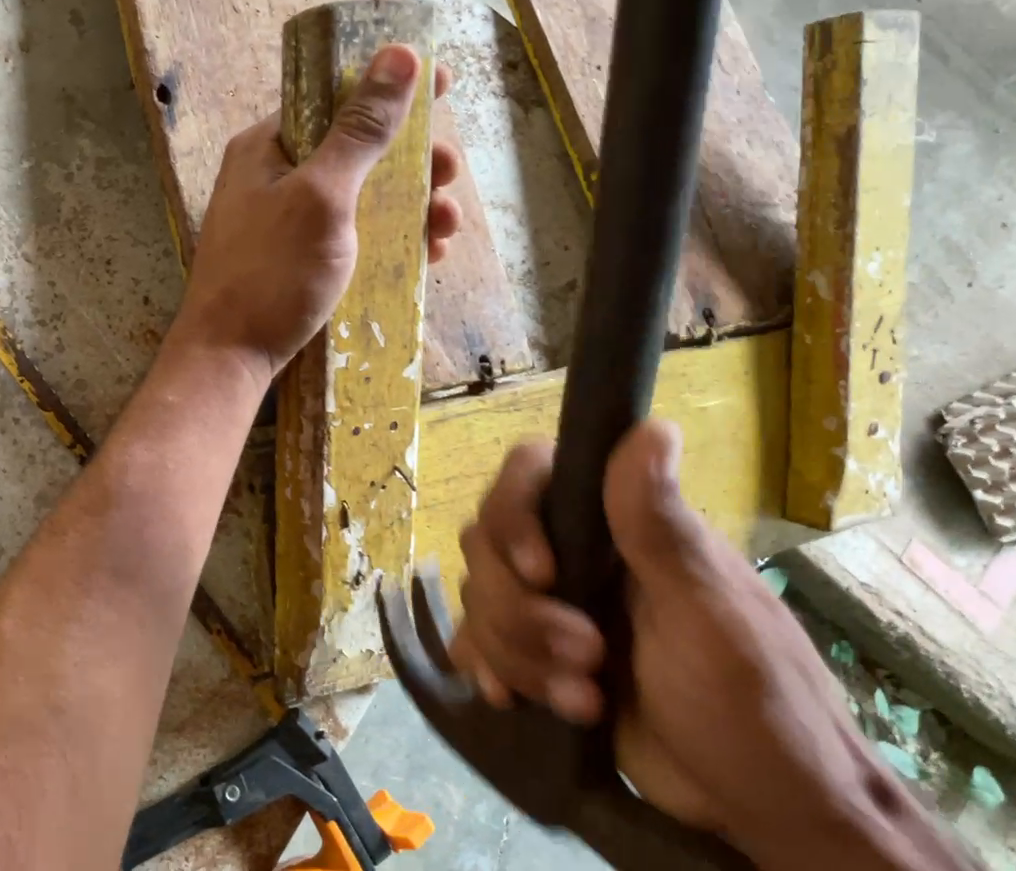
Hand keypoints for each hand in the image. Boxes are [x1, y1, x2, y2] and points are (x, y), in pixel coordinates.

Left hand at [173, 45, 463, 382]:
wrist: (228, 357)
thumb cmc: (271, 272)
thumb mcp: (322, 195)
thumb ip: (360, 131)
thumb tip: (398, 56)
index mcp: (267, 147)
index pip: (334, 96)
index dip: (390, 88)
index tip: (445, 83)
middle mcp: (273, 175)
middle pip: (356, 147)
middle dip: (412, 158)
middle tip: (449, 173)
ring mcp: (286, 219)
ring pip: (362, 194)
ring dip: (412, 202)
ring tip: (447, 223)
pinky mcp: (299, 257)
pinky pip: (354, 232)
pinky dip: (392, 237)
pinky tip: (429, 253)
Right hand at [449, 421, 924, 866]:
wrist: (760, 808)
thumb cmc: (753, 706)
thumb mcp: (709, 613)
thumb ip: (660, 525)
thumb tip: (652, 425)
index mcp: (618, 531)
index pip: (529, 475)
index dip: (513, 516)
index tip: (543, 574)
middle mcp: (576, 557)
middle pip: (486, 543)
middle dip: (522, 610)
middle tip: (588, 657)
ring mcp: (550, 608)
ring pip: (477, 598)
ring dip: (518, 653)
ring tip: (582, 699)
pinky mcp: (533, 657)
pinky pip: (473, 642)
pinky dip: (490, 670)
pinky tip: (517, 701)